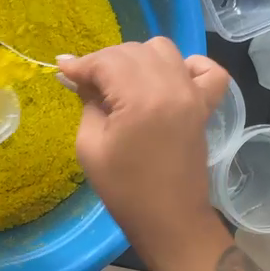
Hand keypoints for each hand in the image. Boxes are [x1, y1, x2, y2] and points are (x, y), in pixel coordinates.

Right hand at [59, 38, 230, 257]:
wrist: (170, 220)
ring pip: (163, 50)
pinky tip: (168, 78)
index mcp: (140, 99)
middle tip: (87, 84)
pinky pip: (206, 69)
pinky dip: (186, 65)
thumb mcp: (90, 146)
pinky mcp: (205, 105)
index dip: (81, 64)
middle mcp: (171, 87)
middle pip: (132, 51)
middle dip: (105, 62)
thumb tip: (80, 77)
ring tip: (122, 82)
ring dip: (138, 58)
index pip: (106, 61)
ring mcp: (193, 94)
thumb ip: (88, 103)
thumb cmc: (124, 190)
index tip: (63, 70)